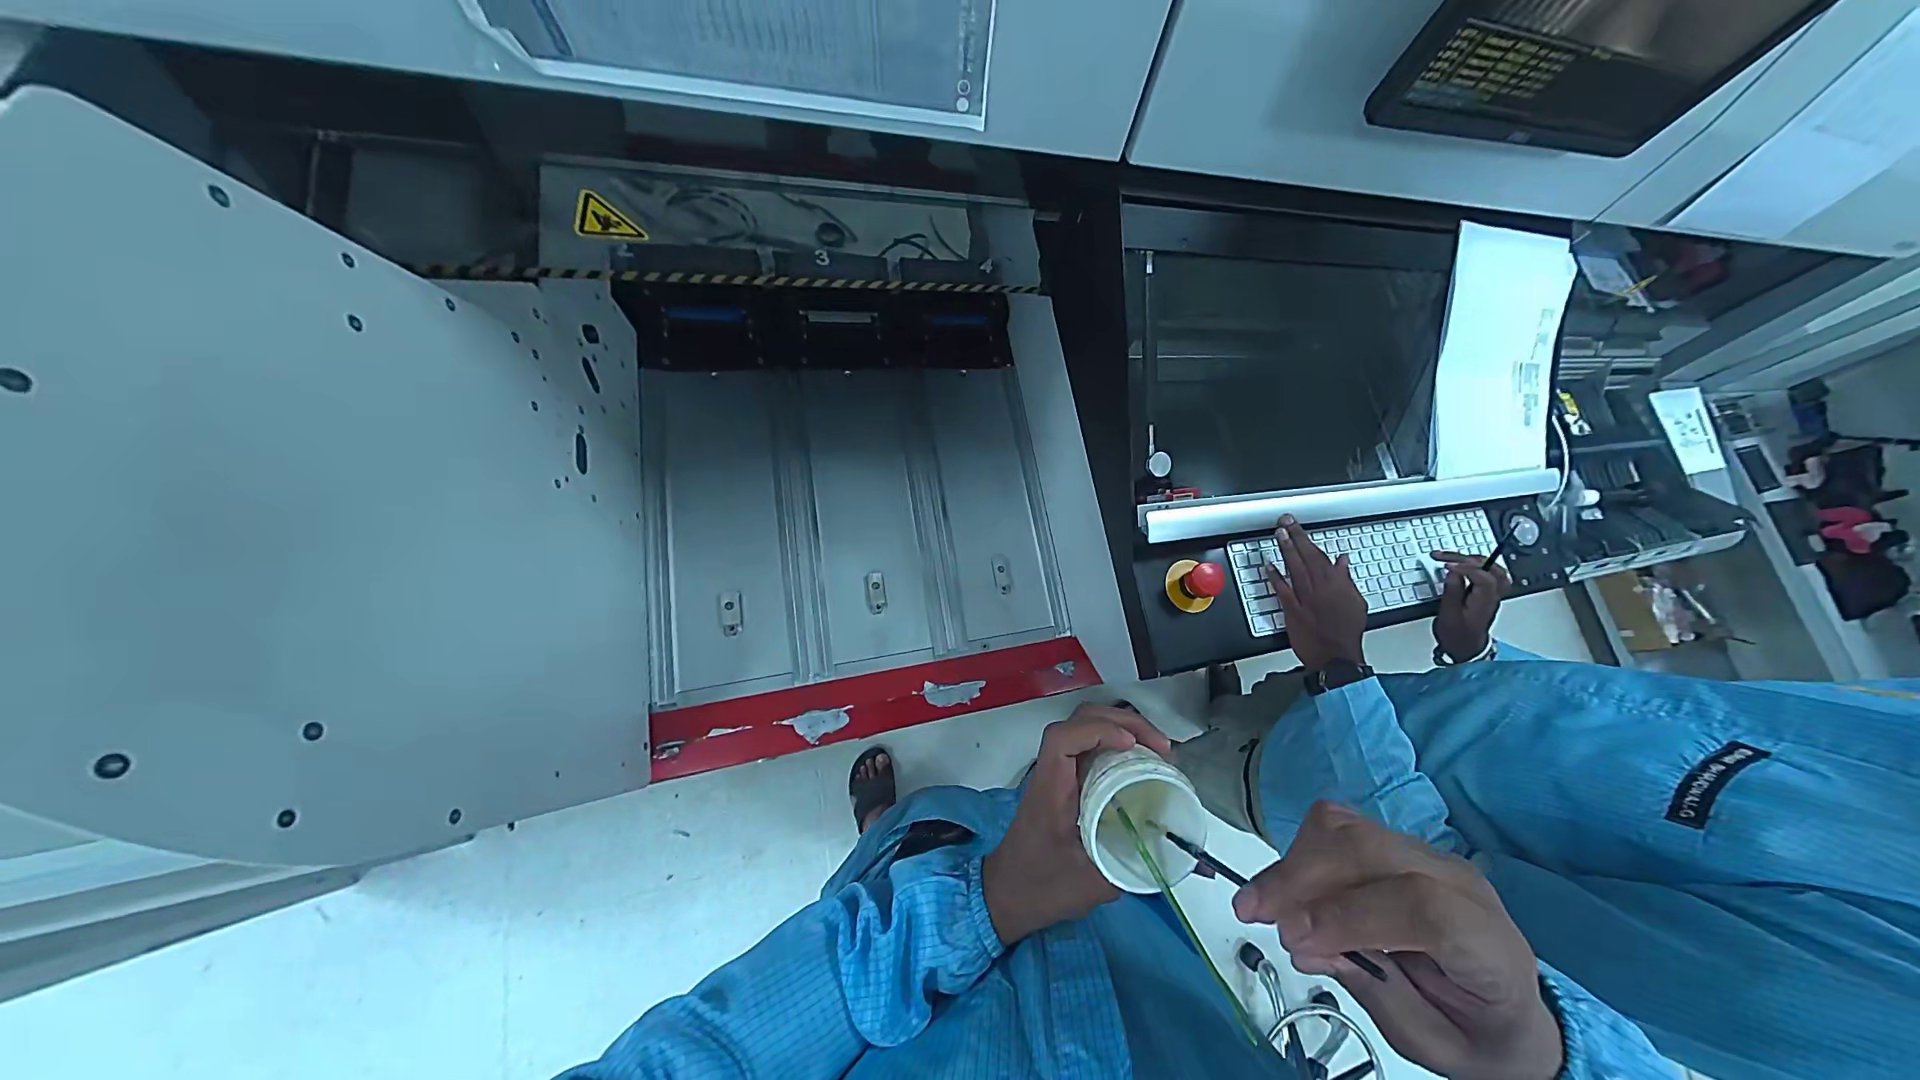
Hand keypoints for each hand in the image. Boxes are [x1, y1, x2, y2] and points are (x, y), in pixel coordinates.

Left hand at [981, 704, 1173, 944]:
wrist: (1006, 893)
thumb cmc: (1040, 887)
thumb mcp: (1092, 883)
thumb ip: (1138, 869)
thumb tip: (1186, 862)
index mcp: (1051, 789)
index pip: (1062, 739)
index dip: (1097, 731)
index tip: (1131, 746)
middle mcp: (1052, 772)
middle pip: (1079, 721)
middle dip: (1123, 722)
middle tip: (1162, 748)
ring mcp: (1058, 773)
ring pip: (1085, 728)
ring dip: (1122, 728)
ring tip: (1157, 751)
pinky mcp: (1066, 780)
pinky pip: (1091, 747)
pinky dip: (1117, 744)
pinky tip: (1141, 762)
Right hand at [1234, 802, 1563, 1079]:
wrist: (1505, 1007)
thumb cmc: (1474, 1032)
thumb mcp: (1431, 1041)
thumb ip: (1372, 989)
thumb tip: (1303, 943)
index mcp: (1487, 943)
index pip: (1419, 903)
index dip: (1348, 915)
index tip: (1295, 940)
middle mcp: (1456, 881)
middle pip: (1368, 850)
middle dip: (1299, 877)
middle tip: (1252, 911)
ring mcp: (1422, 853)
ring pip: (1345, 828)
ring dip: (1292, 861)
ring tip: (1263, 902)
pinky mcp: (1391, 842)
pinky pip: (1337, 825)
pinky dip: (1301, 850)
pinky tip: (1289, 887)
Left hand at [1264, 515, 1367, 670]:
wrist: (1337, 655)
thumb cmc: (1347, 631)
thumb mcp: (1355, 601)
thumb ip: (1346, 579)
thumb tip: (1341, 561)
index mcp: (1337, 583)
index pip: (1318, 554)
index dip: (1306, 538)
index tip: (1296, 526)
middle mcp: (1321, 587)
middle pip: (1306, 556)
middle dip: (1294, 537)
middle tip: (1284, 522)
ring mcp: (1306, 598)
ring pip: (1295, 568)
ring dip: (1286, 550)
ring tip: (1279, 534)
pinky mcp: (1293, 610)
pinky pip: (1283, 589)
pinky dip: (1275, 576)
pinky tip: (1268, 565)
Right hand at [1431, 551, 1510, 662]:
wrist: (1465, 649)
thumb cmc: (1456, 635)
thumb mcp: (1449, 614)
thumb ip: (1452, 591)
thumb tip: (1453, 572)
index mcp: (1485, 600)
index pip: (1483, 575)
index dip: (1464, 566)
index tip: (1446, 565)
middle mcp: (1493, 596)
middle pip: (1492, 569)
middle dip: (1469, 559)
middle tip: (1447, 557)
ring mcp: (1492, 595)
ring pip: (1495, 570)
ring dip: (1476, 561)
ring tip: (1456, 558)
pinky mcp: (1487, 595)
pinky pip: (1491, 575)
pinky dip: (1478, 567)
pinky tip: (1464, 567)